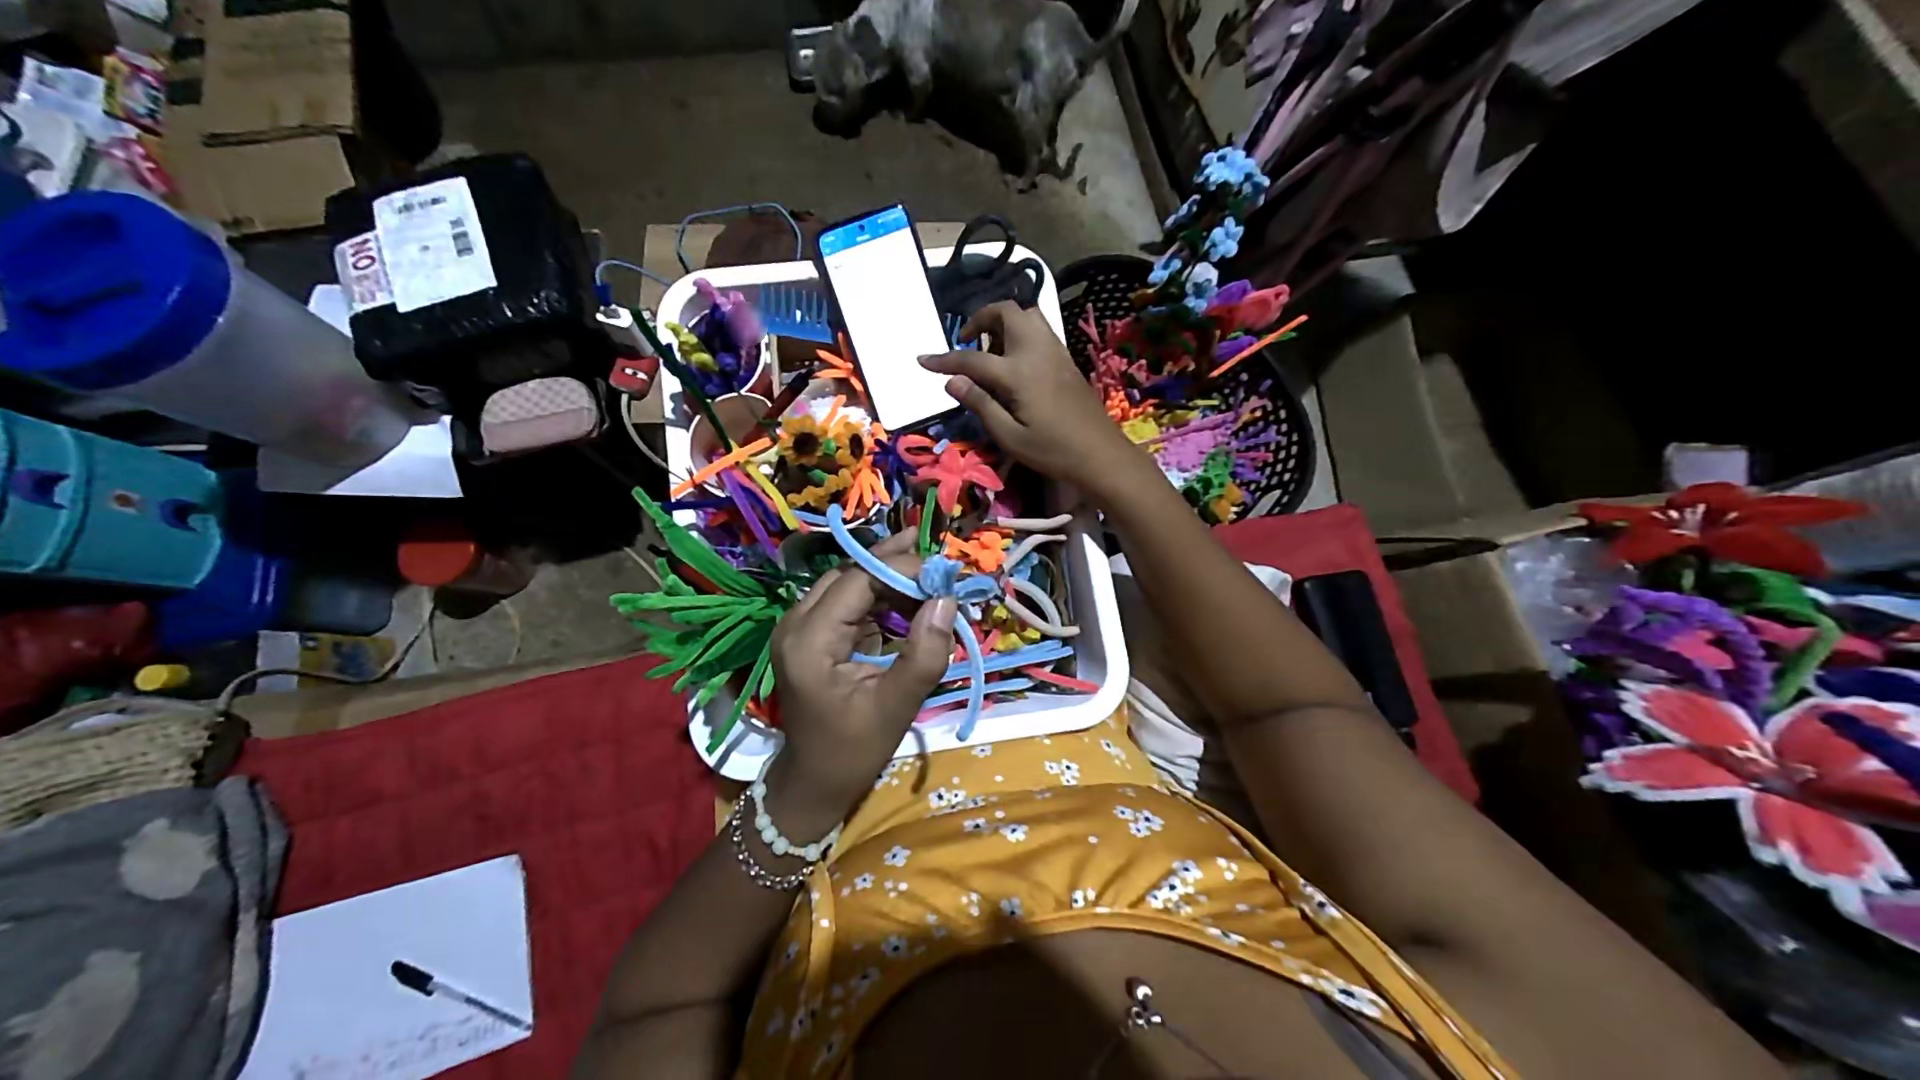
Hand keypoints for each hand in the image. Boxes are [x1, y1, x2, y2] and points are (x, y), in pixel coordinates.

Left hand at [766, 537, 956, 819]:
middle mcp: (796, 621)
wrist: (814, 780)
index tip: (947, 576)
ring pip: (850, 581)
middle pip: (851, 573)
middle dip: (898, 568)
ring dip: (891, 579)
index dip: (903, 568)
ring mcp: (800, 625)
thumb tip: (947, 600)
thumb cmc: (852, 750)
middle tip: (943, 572)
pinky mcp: (811, 633)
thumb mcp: (895, 707)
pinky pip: (848, 600)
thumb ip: (923, 655)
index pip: (858, 578)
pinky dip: (881, 597)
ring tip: (934, 583)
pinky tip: (911, 601)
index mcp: (810, 639)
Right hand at [919, 300, 1147, 495]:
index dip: (944, 360)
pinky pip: (1040, 328)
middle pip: (1006, 312)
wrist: (1100, 453)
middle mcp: (1037, 351)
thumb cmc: (1052, 451)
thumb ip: (980, 404)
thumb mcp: (1009, 436)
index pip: (972, 359)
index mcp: (1018, 373)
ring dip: (1003, 321)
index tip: (923, 360)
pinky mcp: (1066, 358)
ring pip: (1027, 314)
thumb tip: (952, 381)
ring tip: (991, 348)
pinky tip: (1014, 358)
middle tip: (967, 342)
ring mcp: (1055, 351)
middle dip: (981, 318)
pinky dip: (1021, 331)